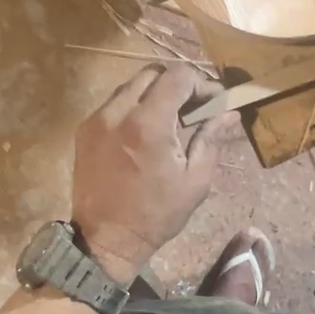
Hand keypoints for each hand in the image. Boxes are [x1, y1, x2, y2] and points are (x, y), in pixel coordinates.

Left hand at [71, 65, 238, 280]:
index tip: (214, 101)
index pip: (178, 77)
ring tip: (171, 119)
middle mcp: (118, 112)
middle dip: (178, 84)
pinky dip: (134, 107)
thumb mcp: (195, 180)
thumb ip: (211, 138)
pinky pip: (114, 103)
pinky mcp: (85, 129)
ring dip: (155, 94)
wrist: (106, 239)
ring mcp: (97, 119)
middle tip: (193, 107)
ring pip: (131, 86)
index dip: (202, 83)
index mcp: (148, 123)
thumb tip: (229, 113)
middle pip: (153, 73)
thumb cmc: (156, 214)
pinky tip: (146, 131)